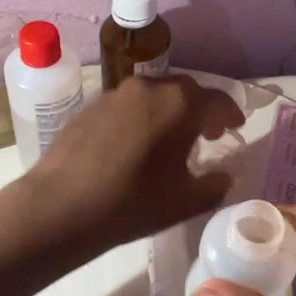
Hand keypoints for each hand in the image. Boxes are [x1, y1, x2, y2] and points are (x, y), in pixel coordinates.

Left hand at [26, 75, 244, 252]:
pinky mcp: (89, 107)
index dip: (230, 113)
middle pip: (184, 91)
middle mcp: (149, 88)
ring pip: (153, 95)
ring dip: (169, 112)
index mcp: (179, 103)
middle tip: (207, 133)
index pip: (217, 99)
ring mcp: (115, 94)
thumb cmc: (132, 203)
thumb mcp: (185, 202)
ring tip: (171, 140)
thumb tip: (224, 176)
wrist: (60, 207)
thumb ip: (214, 186)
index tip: (236, 126)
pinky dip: (141, 118)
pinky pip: (127, 106)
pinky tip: (136, 145)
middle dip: (200, 109)